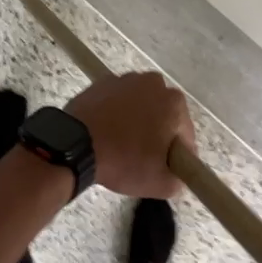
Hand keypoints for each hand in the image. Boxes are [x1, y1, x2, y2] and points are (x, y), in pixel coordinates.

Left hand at [64, 72, 194, 198]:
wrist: (76, 143)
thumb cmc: (124, 160)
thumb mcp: (161, 183)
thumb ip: (180, 178)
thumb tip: (178, 172)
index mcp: (174, 103)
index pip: (185, 135)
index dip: (178, 156)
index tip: (165, 169)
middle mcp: (153, 83)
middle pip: (164, 115)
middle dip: (159, 134)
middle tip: (145, 158)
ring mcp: (126, 79)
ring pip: (141, 105)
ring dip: (138, 120)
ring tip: (124, 144)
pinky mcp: (103, 81)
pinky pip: (119, 100)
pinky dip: (118, 112)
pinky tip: (109, 131)